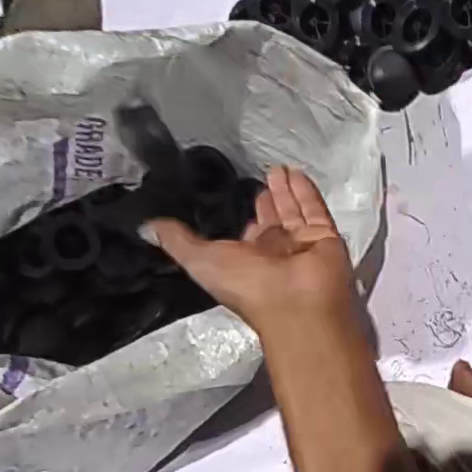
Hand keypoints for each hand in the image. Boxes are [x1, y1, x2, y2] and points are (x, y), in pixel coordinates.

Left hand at [146, 166, 358, 334]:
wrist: (297, 305)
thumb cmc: (248, 287)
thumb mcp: (200, 263)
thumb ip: (178, 241)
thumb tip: (146, 226)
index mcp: (249, 261)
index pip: (248, 235)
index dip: (242, 218)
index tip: (234, 198)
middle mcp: (276, 252)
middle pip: (272, 220)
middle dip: (266, 200)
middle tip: (259, 175)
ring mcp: (303, 244)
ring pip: (293, 211)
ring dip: (284, 190)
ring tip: (276, 166)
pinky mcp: (325, 236)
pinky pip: (314, 209)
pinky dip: (305, 191)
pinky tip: (293, 172)